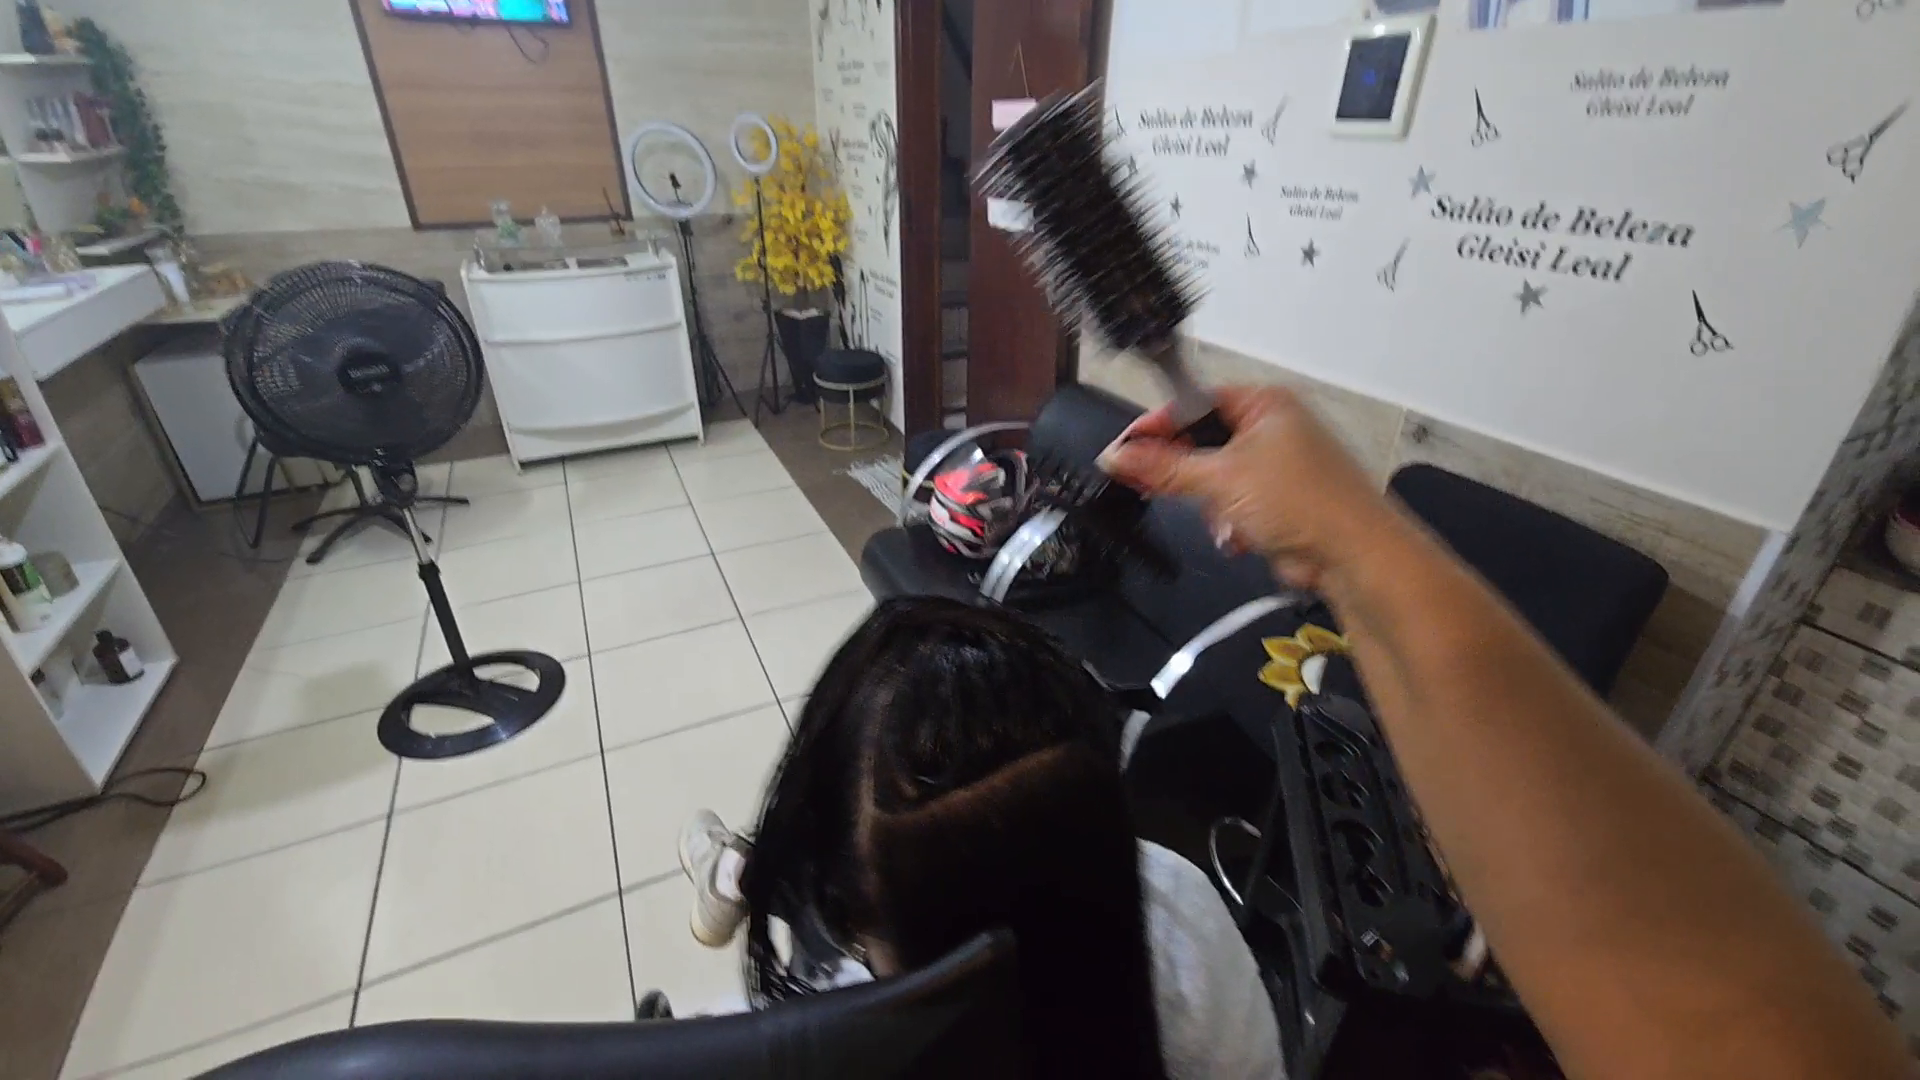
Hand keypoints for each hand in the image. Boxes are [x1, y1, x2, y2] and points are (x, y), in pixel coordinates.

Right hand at [1095, 386, 1403, 590]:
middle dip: (1184, 474)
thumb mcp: (1219, 478)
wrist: (1354, 556)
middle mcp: (1271, 429)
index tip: (1123, 449)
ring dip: (1211, 506)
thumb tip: (1117, 456)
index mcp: (1264, 404)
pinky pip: (1230, 506)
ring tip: (1222, 521)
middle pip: (1201, 443)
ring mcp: (1276, 467)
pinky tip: (1239, 536)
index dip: (1157, 427)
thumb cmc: (1303, 501)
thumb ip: (1162, 467)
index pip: (1193, 404)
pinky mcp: (1276, 503)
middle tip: (1148, 485)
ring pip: (1213, 480)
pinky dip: (1229, 523)